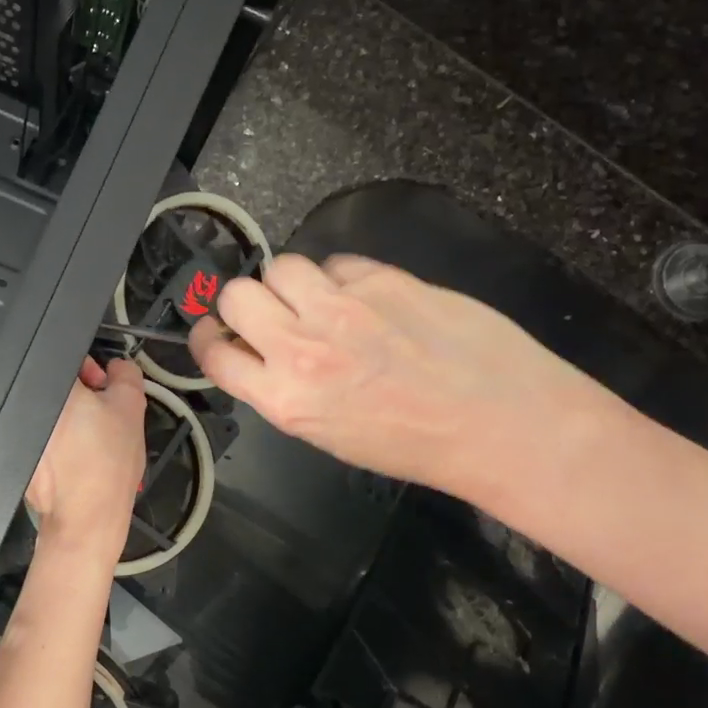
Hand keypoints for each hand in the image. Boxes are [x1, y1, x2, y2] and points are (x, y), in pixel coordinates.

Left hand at [26, 357, 146, 548]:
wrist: (88, 518)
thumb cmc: (106, 466)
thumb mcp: (131, 407)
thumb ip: (126, 374)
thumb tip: (118, 367)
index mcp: (50, 390)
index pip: (67, 359)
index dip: (91, 369)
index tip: (104, 388)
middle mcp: (25, 409)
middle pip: (56, 388)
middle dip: (82, 395)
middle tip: (103, 416)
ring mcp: (19, 436)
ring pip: (50, 415)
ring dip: (71, 420)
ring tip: (93, 441)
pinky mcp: (22, 460)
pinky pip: (43, 440)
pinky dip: (60, 443)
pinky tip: (79, 458)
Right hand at [189, 253, 617, 499]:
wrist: (499, 423)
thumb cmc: (412, 444)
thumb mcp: (325, 433)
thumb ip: (282, 390)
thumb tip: (260, 354)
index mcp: (284, 399)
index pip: (213, 354)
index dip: (208, 340)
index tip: (218, 336)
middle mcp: (303, 348)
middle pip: (236, 295)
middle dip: (243, 304)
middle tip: (269, 315)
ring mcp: (344, 308)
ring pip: (281, 266)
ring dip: (290, 283)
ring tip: (317, 301)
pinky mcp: (385, 279)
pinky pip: (338, 262)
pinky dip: (341, 277)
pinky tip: (365, 299)